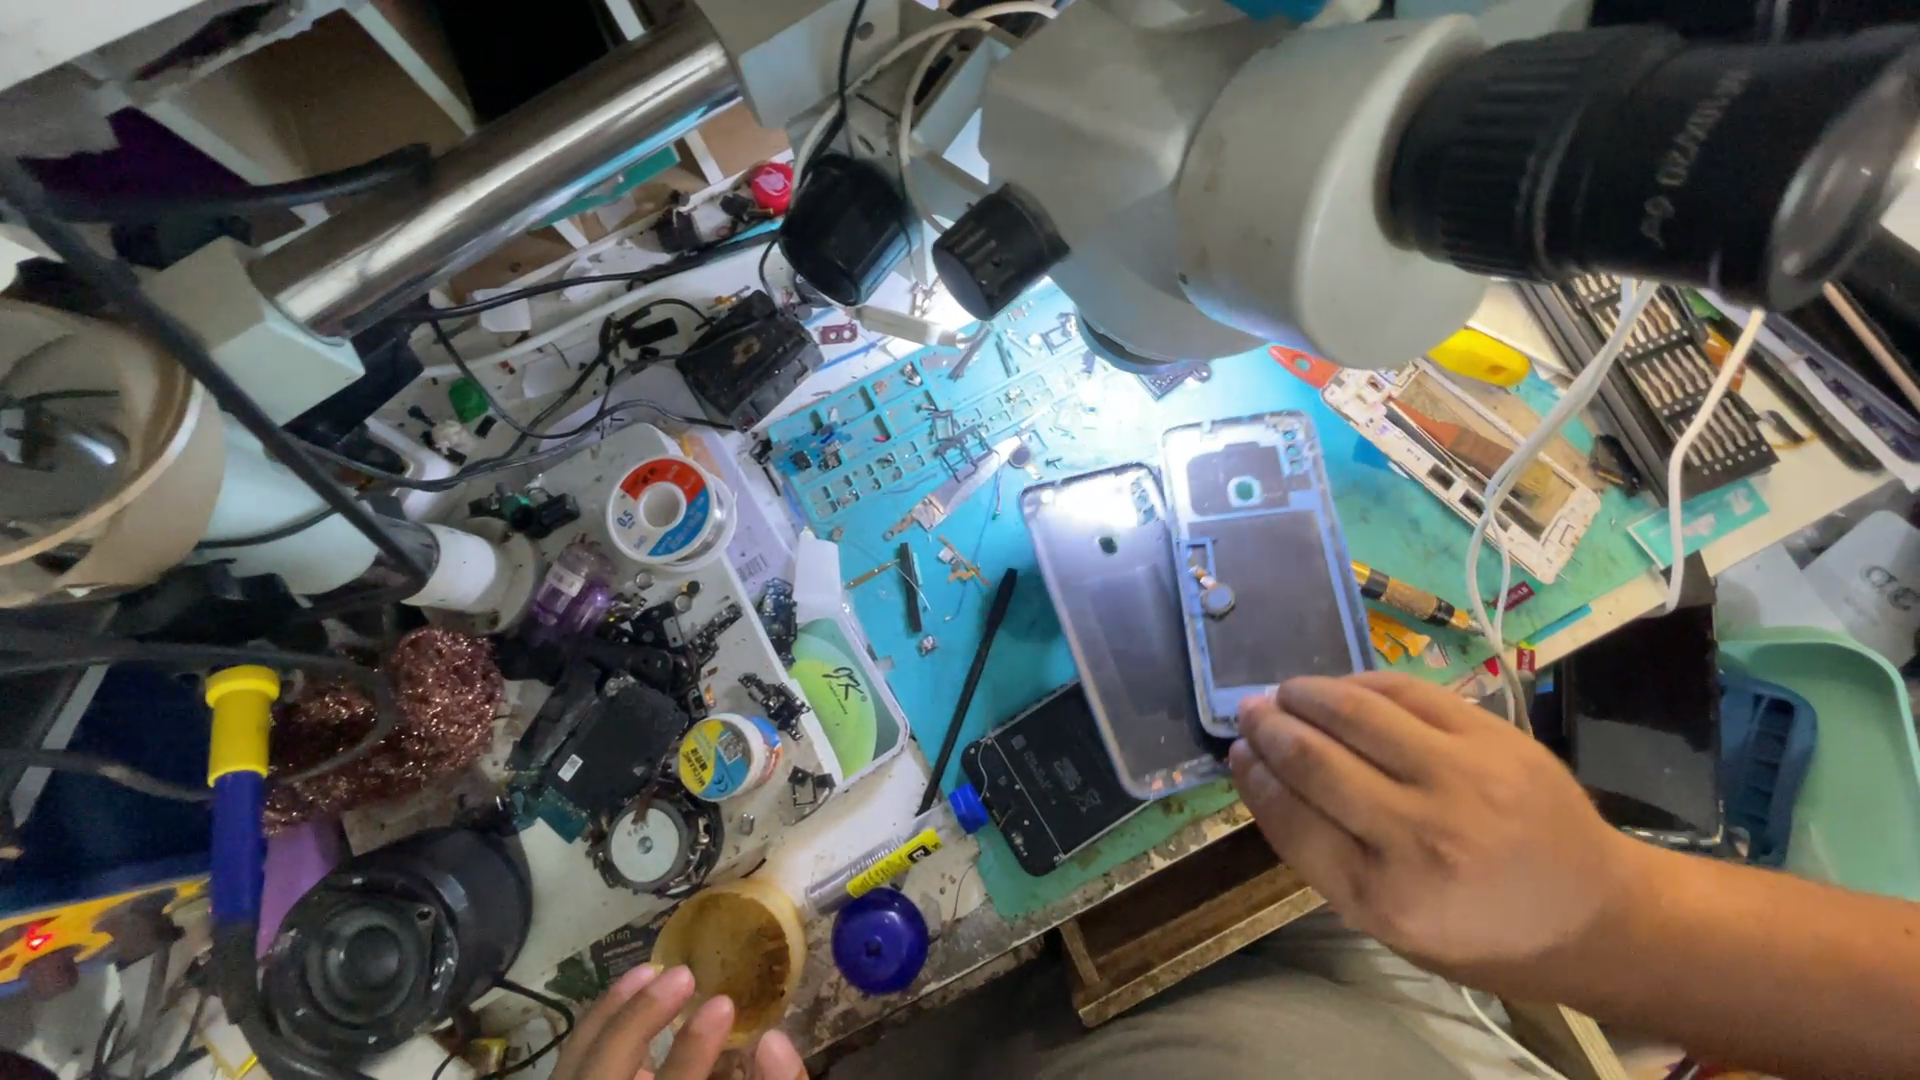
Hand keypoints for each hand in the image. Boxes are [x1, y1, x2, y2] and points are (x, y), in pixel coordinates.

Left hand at [551, 964, 807, 1079]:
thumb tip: (773, 1044)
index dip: (689, 1058)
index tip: (723, 1005)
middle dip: (638, 1025)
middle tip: (687, 976)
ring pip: (574, 1074)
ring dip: (609, 1018)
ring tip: (652, 971)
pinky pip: (572, 1072)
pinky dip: (593, 1033)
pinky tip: (625, 997)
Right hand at [1228, 673, 1649, 981]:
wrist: (1597, 916)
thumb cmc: (1476, 930)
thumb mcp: (1385, 919)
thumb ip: (1319, 849)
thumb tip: (1260, 768)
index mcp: (1384, 897)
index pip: (1288, 817)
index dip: (1252, 777)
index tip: (1237, 753)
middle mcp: (1419, 837)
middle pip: (1312, 760)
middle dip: (1267, 727)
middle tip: (1249, 712)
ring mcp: (1461, 780)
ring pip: (1353, 713)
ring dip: (1303, 694)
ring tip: (1285, 693)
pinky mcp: (1494, 740)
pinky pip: (1405, 691)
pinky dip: (1357, 684)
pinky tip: (1340, 690)